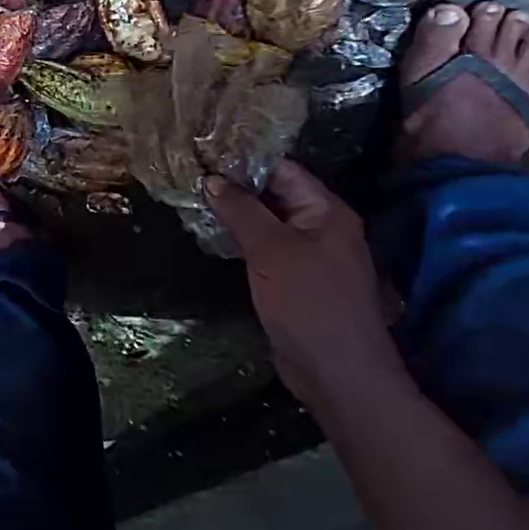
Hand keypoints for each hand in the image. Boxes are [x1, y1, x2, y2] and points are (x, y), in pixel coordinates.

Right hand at [206, 161, 402, 402]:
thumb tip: (211, 179)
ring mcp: (308, 254)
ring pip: (266, 221)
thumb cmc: (309, 303)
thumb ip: (241, 209)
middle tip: (190, 173)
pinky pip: (265, 247)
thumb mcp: (271, 250)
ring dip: (234, 213)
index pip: (282, 170)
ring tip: (192, 198)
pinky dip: (240, 238)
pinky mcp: (294, 278)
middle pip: (273, 194)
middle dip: (234, 186)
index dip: (244, 160)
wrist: (338, 376)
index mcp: (325, 210)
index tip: (204, 152)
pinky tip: (210, 233)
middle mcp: (320, 226)